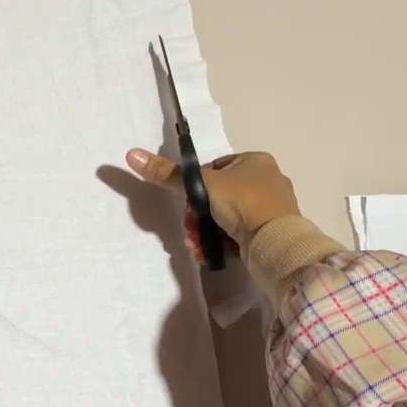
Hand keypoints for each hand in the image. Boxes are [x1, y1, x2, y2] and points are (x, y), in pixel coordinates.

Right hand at [125, 148, 301, 259]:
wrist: (275, 243)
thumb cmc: (242, 203)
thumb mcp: (200, 185)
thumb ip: (168, 174)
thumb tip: (131, 154)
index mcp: (255, 161)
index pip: (215, 169)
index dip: (196, 188)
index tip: (187, 204)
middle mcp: (266, 182)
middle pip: (218, 197)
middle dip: (198, 216)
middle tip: (189, 228)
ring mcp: (271, 210)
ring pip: (226, 218)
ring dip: (204, 232)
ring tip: (195, 244)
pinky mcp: (270, 234)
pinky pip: (238, 235)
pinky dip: (220, 243)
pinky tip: (206, 252)